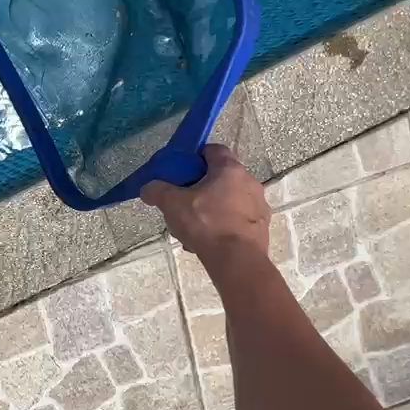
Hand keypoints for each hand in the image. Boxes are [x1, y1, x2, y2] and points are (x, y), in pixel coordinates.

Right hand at [141, 144, 271, 270]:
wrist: (236, 259)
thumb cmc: (205, 223)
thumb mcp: (171, 204)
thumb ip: (157, 191)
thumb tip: (148, 188)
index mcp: (229, 170)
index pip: (214, 150)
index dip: (196, 156)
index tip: (182, 169)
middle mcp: (249, 182)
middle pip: (222, 176)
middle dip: (203, 186)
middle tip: (184, 199)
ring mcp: (259, 204)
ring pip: (230, 199)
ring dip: (214, 206)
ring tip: (195, 225)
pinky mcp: (262, 225)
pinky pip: (238, 218)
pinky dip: (224, 224)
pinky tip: (209, 239)